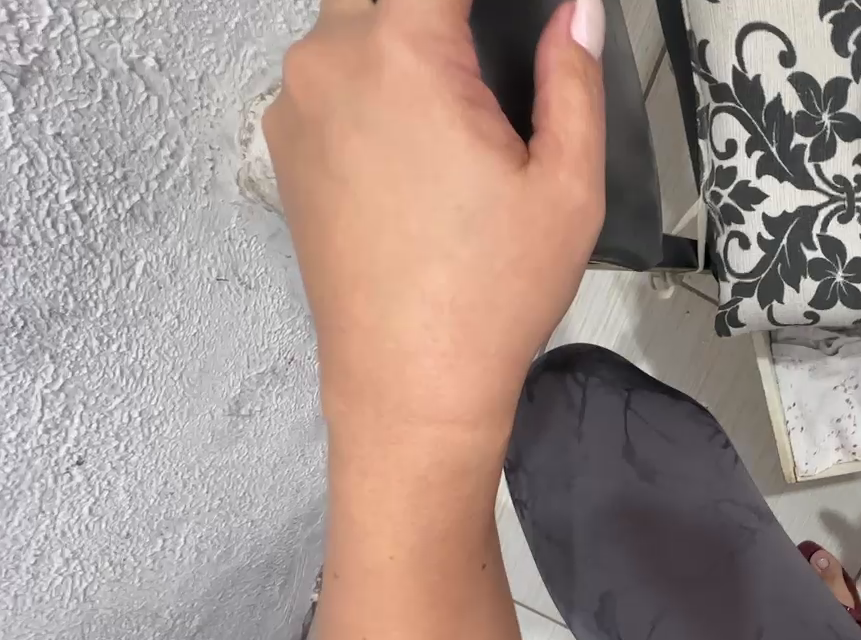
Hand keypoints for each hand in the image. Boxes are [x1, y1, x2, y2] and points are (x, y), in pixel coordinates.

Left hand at [265, 0, 606, 451]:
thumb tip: (576, 12)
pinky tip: (419, 171)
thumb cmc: (501, 289)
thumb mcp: (568, 193)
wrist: (413, 381)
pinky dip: (377, 95)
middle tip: (495, 93)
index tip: (513, 23)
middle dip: (444, 22)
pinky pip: (331, 85)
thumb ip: (574, 87)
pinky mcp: (284, 149)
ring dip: (410, 56)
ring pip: (354, 34)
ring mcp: (293, 103)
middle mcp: (327, 55)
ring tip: (463, 139)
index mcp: (404, 53)